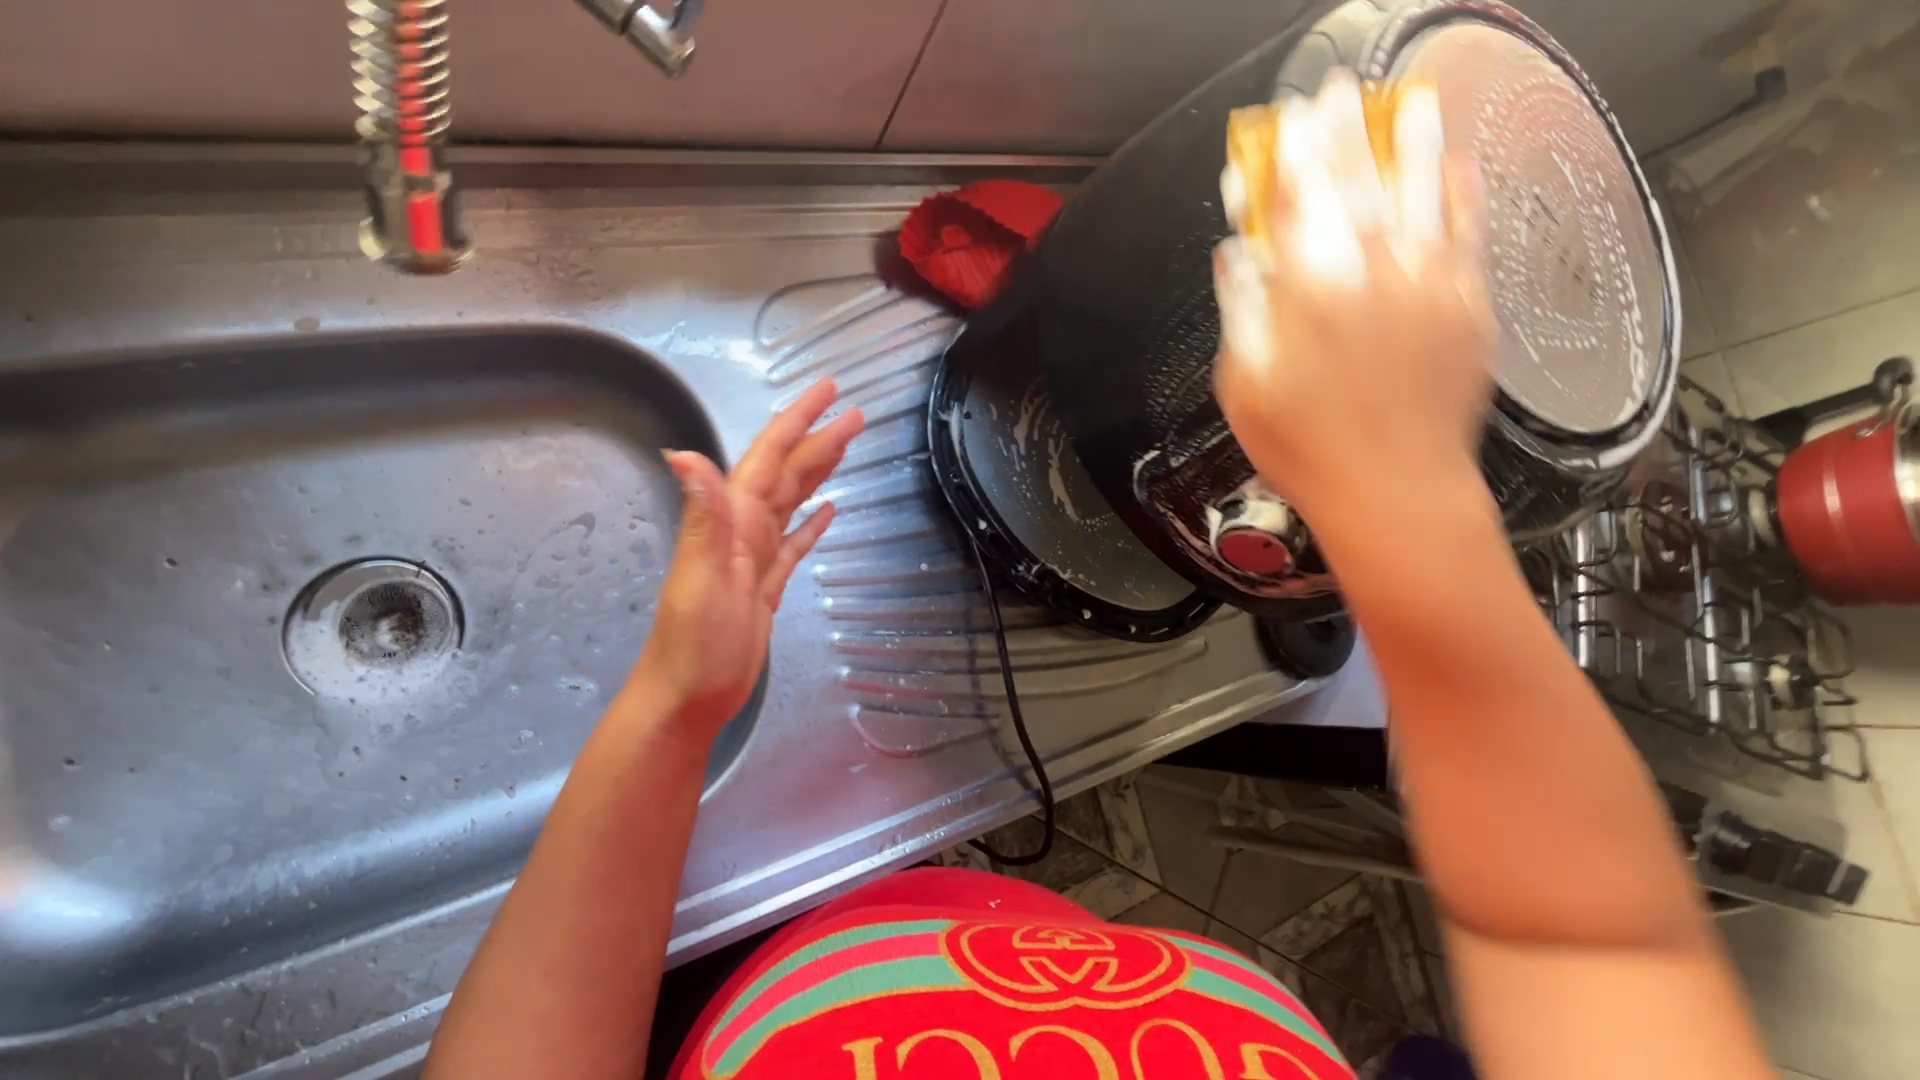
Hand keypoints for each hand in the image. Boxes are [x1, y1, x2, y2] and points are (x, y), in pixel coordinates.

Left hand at [627, 381, 863, 737]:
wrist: (687, 697)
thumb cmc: (694, 645)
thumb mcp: (701, 578)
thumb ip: (703, 517)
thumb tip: (686, 453)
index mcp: (734, 522)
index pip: (770, 459)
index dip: (798, 422)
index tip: (828, 392)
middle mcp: (744, 531)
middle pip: (787, 474)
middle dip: (819, 440)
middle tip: (855, 414)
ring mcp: (756, 559)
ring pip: (792, 502)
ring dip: (817, 473)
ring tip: (846, 448)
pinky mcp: (766, 586)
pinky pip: (794, 544)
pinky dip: (811, 524)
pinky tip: (828, 512)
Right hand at [1213, 70, 1497, 526]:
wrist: (1395, 491)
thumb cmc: (1308, 449)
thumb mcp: (1244, 387)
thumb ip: (1240, 312)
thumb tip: (1238, 258)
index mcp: (1305, 293)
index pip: (1293, 202)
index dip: (1286, 155)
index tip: (1284, 122)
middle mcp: (1369, 275)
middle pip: (1354, 183)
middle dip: (1342, 132)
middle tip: (1338, 91)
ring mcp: (1426, 286)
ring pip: (1420, 193)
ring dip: (1412, 141)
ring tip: (1410, 101)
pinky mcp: (1468, 307)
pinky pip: (1469, 233)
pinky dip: (1464, 195)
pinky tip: (1460, 166)